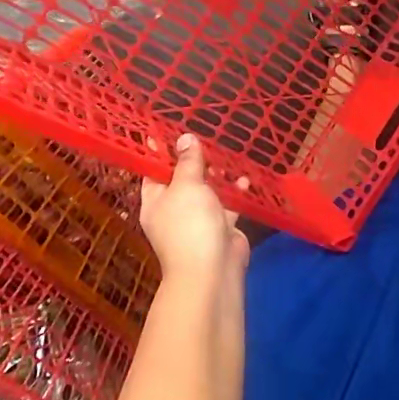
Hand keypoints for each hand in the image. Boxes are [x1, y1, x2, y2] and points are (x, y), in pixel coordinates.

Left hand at [140, 134, 249, 283]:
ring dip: (216, 175)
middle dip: (194, 161)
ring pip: (206, 191)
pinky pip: (227, 205)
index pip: (153, 171)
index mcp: (155, 201)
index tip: (168, 130)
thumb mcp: (186, 186)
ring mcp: (198, 219)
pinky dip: (235, 193)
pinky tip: (245, 179)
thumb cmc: (190, 224)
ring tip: (226, 153)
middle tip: (206, 137)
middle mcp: (174, 209)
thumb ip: (188, 162)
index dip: (160, 152)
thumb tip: (185, 138)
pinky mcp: (220, 227)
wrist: (212, 269)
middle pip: (182, 180)